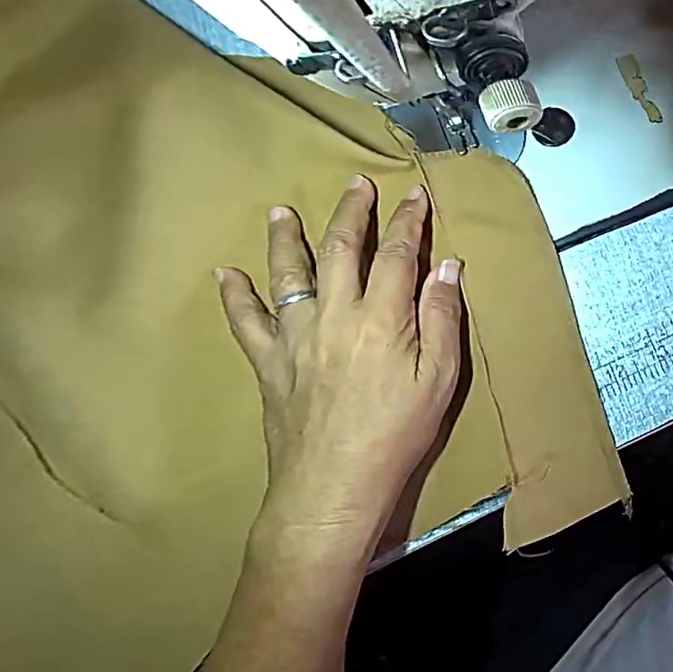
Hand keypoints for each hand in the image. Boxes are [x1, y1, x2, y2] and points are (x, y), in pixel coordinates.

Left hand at [213, 175, 464, 552]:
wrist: (334, 487)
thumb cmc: (398, 434)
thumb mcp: (440, 379)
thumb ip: (444, 317)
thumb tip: (447, 265)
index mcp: (381, 317)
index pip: (396, 253)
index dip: (408, 220)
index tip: (414, 194)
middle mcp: (334, 314)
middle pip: (339, 249)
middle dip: (351, 212)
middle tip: (355, 184)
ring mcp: (295, 337)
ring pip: (288, 274)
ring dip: (284, 238)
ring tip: (280, 212)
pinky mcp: (268, 363)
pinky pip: (246, 322)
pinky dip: (235, 297)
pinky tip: (225, 275)